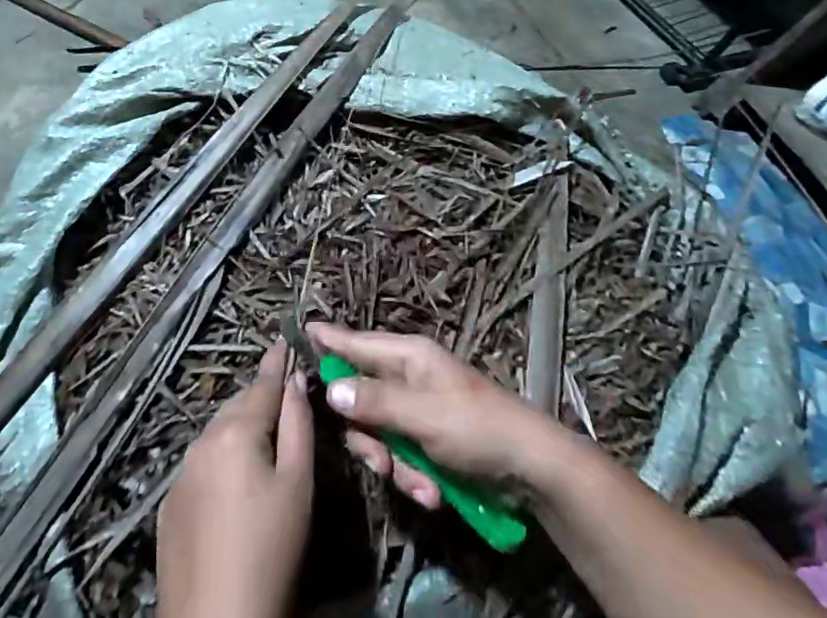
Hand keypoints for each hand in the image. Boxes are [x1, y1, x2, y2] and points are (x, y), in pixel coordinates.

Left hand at [157, 340, 313, 617]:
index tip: (284, 340)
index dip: (276, 363)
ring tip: (262, 443)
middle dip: (259, 398)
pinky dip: (220, 460)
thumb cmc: (271, 548)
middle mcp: (201, 442)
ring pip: (216, 435)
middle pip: (237, 408)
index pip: (262, 385)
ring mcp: (180, 474)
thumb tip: (295, 382)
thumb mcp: (298, 485)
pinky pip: (200, 466)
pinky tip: (234, 486)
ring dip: (238, 429)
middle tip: (283, 398)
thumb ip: (298, 426)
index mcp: (235, 432)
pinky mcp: (169, 505)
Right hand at [307, 322, 572, 508]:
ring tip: (419, 484)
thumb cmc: (476, 428)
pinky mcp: (427, 440)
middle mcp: (408, 379)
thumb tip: (331, 388)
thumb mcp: (423, 415)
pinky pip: (400, 455)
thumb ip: (375, 402)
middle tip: (378, 461)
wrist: (530, 470)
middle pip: (360, 399)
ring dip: (394, 464)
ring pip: (378, 434)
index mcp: (409, 357)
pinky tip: (433, 493)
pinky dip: (413, 477)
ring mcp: (417, 410)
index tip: (297, 334)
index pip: (357, 342)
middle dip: (368, 437)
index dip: (328, 339)